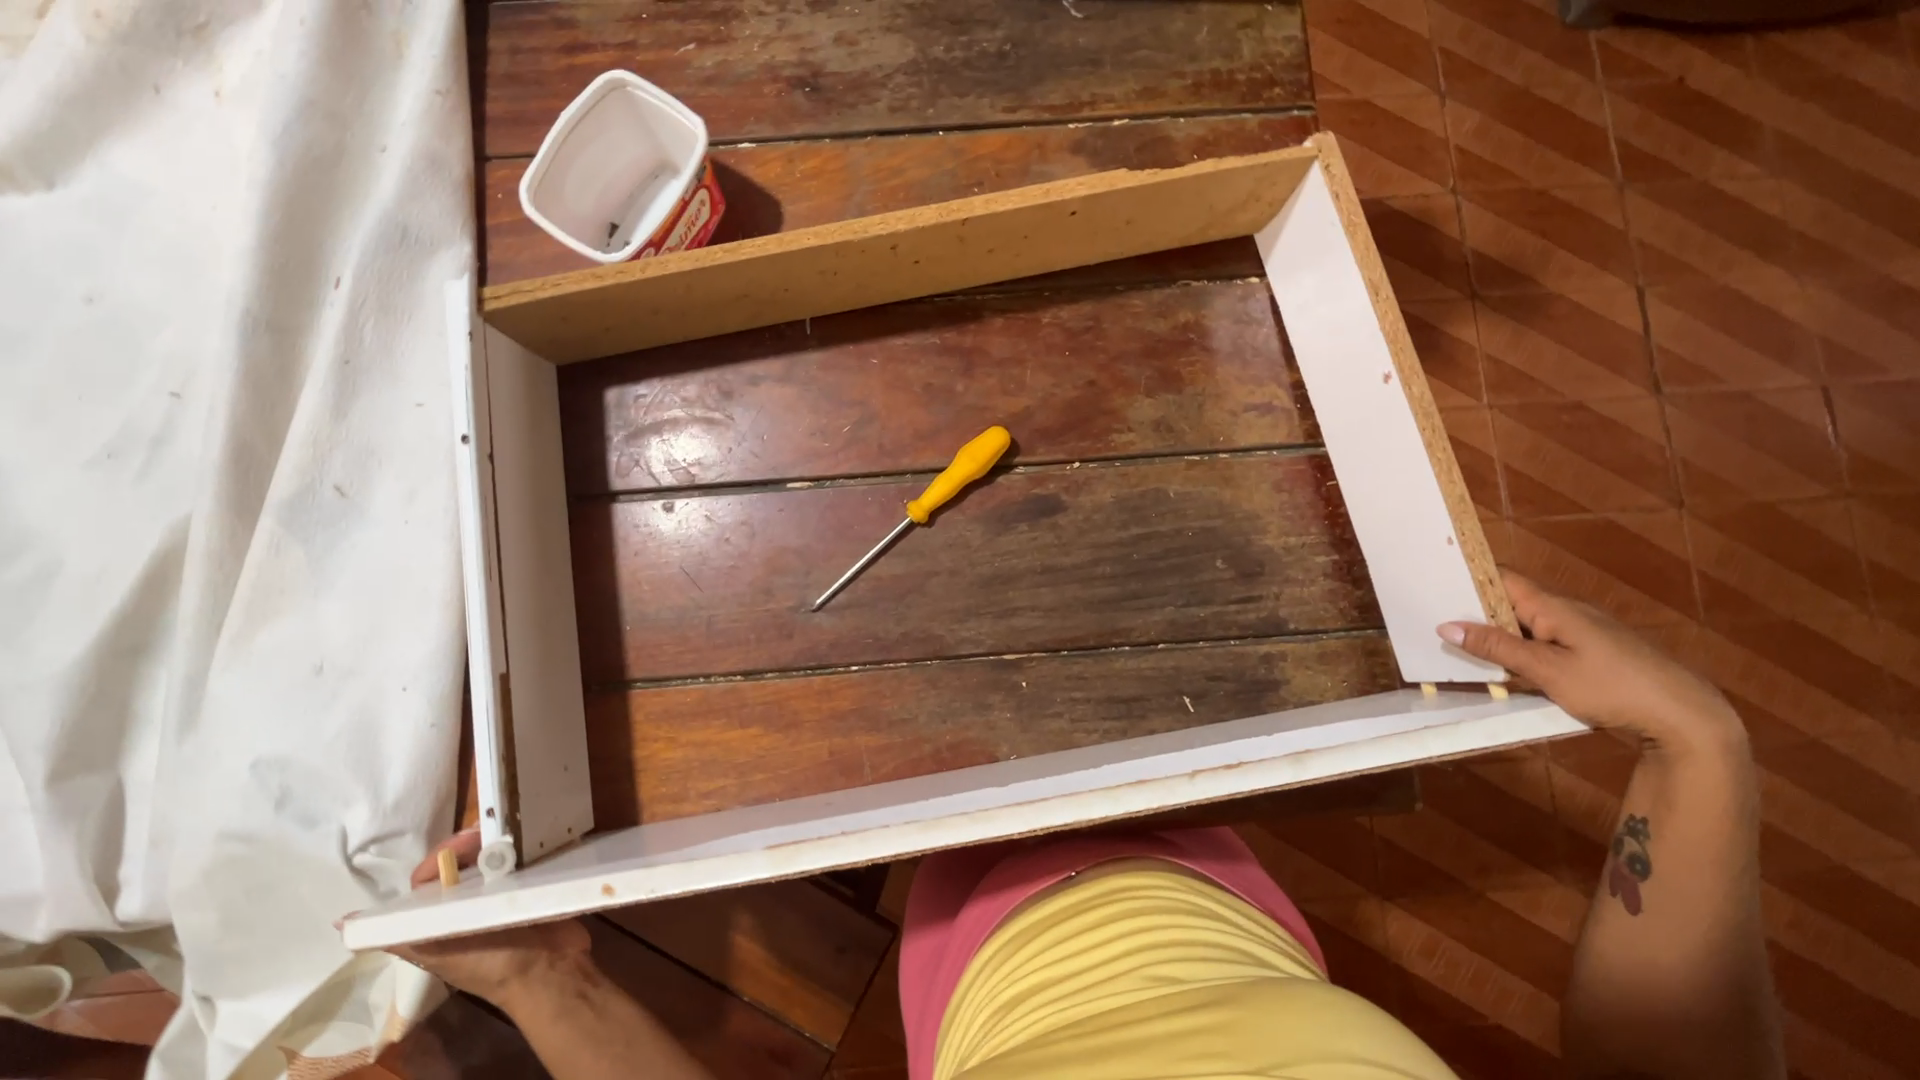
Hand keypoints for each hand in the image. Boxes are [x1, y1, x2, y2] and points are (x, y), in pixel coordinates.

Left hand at [387, 829, 593, 1009]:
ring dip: (503, 839)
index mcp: (441, 918)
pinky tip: (535, 836)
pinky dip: (529, 846)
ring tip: (516, 828)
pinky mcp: (536, 885)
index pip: (430, 876)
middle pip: (464, 861)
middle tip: (493, 831)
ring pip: (496, 855)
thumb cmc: (490, 962)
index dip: (442, 856)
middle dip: (474, 843)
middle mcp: (470, 903)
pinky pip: (528, 859)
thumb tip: (342, 924)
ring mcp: (505, 893)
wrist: (549, 969)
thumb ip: (397, 932)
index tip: (465, 844)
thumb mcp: (436, 951)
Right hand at [1439, 571, 1745, 757]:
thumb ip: (1497, 648)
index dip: (1470, 578)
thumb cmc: (1612, 687)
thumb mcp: (1547, 670)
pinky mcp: (1594, 654)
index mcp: (1555, 607)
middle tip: (1436, 626)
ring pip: (1528, 626)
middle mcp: (1568, 612)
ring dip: (1498, 637)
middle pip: (1512, 602)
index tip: (1433, 585)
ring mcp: (1584, 633)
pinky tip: (1507, 673)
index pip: (1503, 579)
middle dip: (1476, 612)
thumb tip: (1446, 626)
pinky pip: (1545, 643)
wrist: (1685, 718)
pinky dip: (1520, 652)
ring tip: (1461, 652)